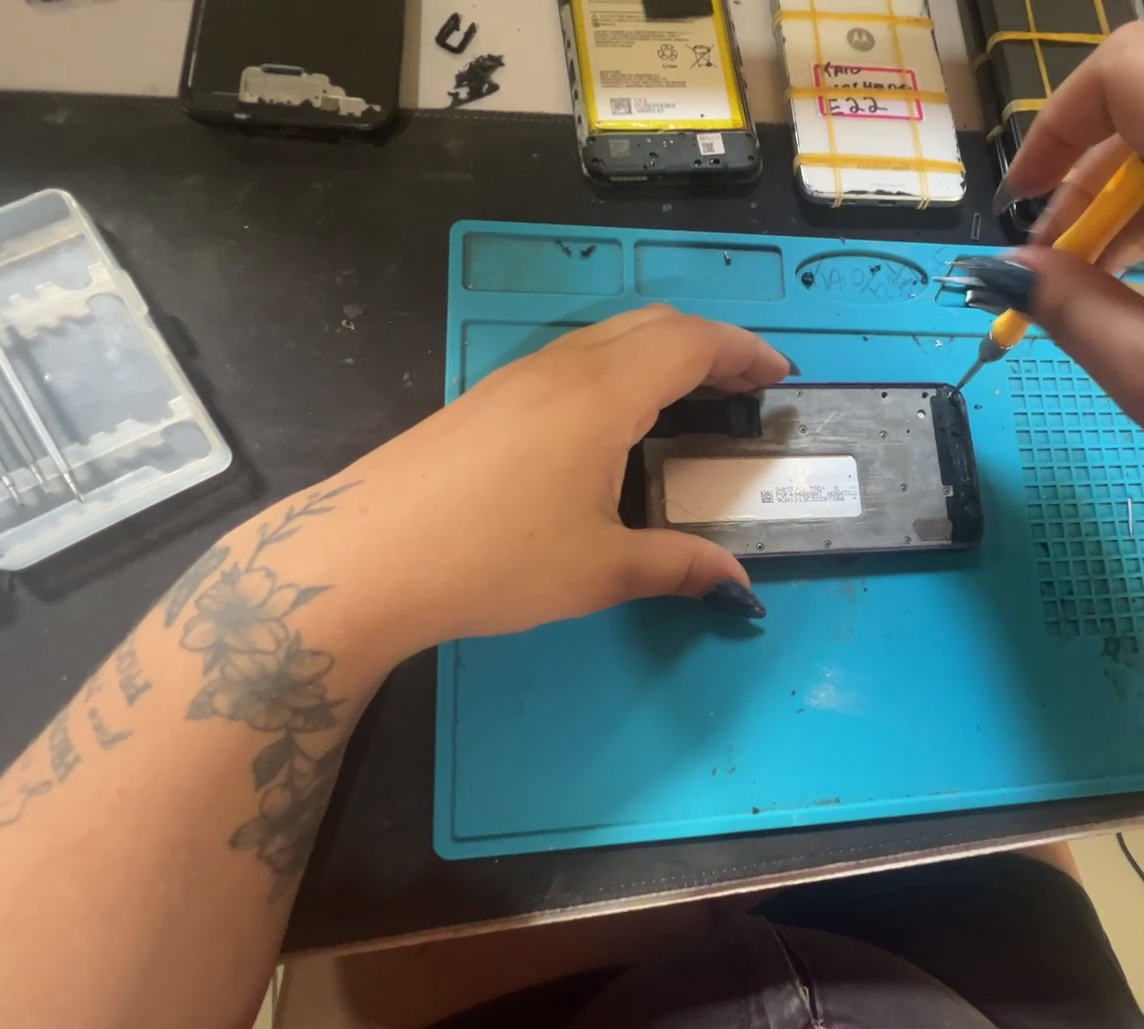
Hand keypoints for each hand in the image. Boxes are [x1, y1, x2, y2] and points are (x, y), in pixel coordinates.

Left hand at [321, 306, 788, 655]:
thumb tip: (738, 588)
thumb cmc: (493, 560)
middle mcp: (561, 368)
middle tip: (745, 384)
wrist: (364, 559)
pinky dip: (621, 369)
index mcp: (601, 396)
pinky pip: (574, 359)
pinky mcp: (488, 398)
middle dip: (711, 344)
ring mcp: (517, 377)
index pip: (690, 344)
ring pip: (609, 337)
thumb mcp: (600, 571)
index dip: (743, 351)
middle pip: (653, 325)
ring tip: (692, 396)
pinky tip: (618, 419)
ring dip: (662, 352)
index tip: (779, 374)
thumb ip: (679, 567)